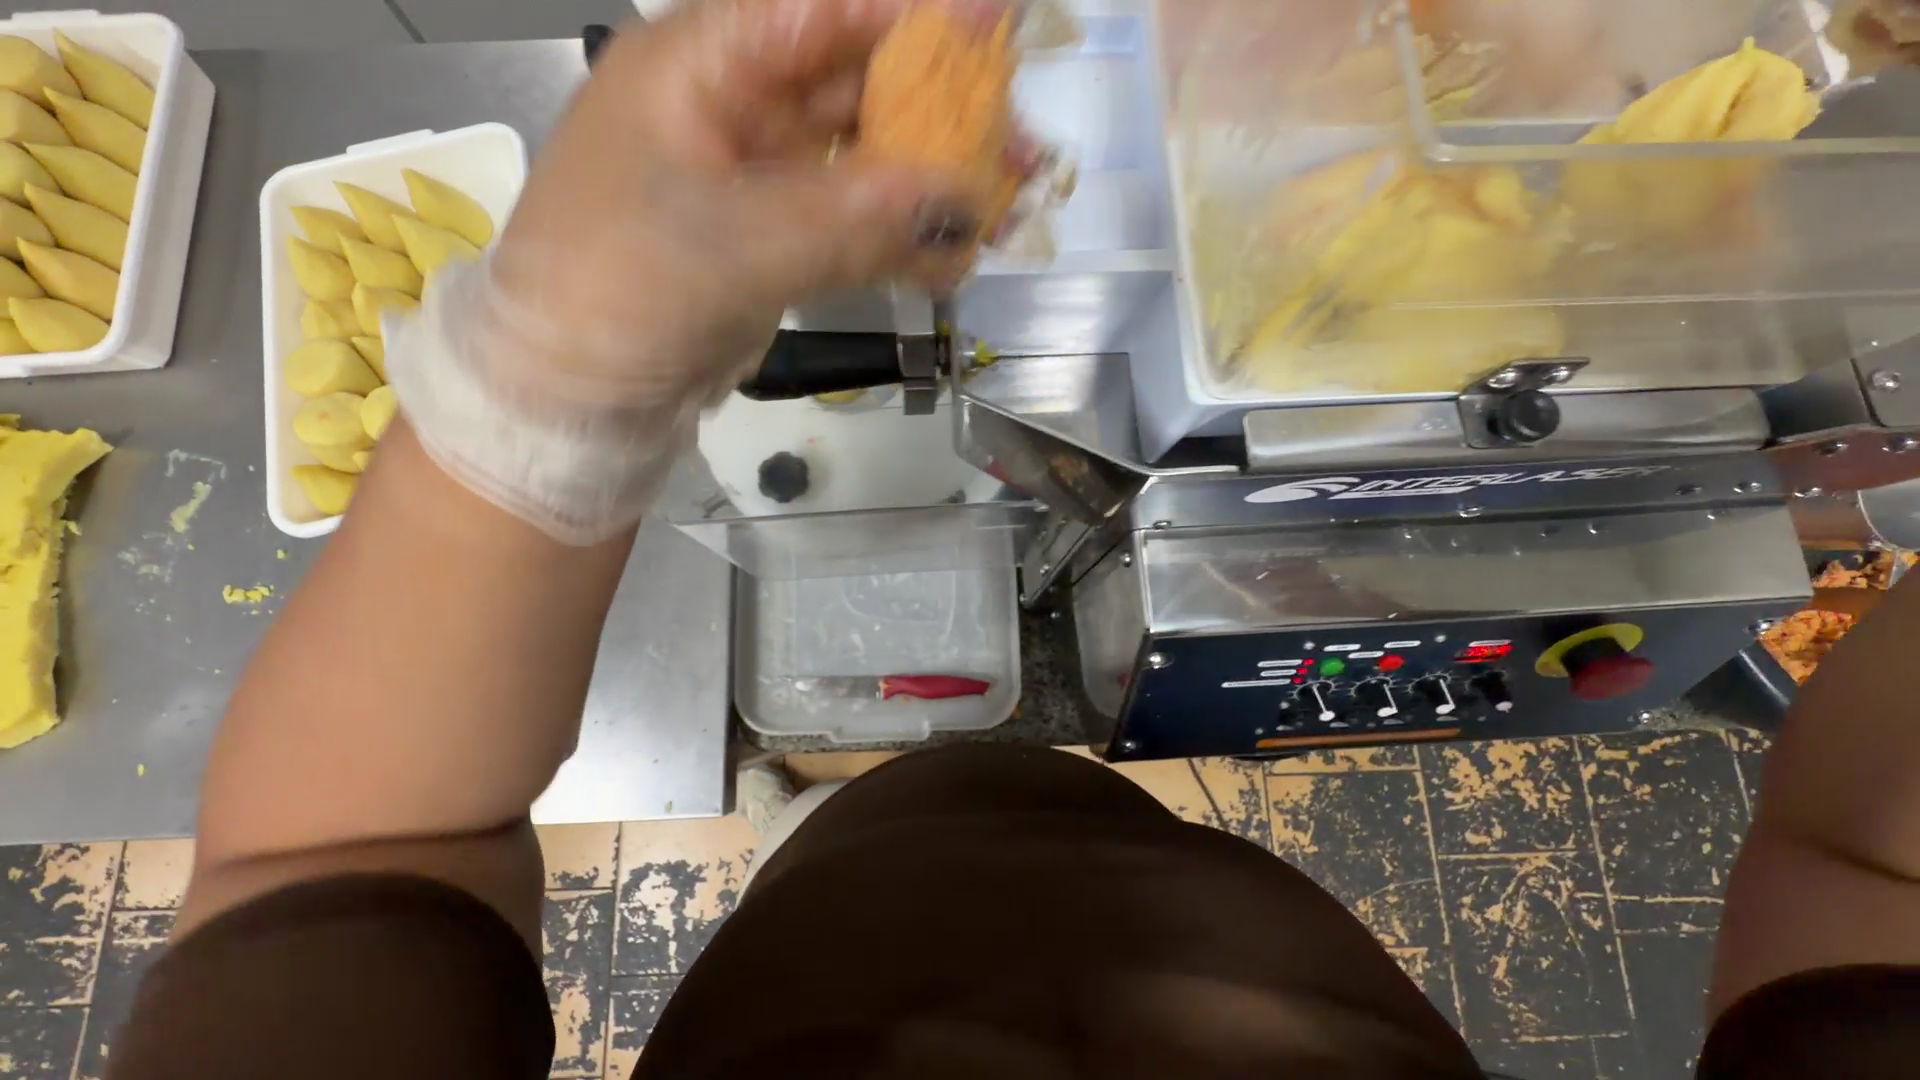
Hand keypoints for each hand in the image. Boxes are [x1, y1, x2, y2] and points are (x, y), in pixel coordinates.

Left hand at [388, 0, 1007, 543]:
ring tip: (1004, 208)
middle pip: (851, 87)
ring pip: (858, 166)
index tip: (992, 29)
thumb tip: (963, 198)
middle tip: (1017, 143)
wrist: (569, 399)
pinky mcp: (769, 250)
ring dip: (928, 187)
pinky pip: (849, 231)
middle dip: (936, 113)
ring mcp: (753, 187)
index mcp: (698, 68)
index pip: (818, 11)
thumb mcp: (733, 244)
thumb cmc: (619, 291)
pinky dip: (899, 246)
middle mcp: (730, 113)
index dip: (907, 16)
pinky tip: (952, 263)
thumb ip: (852, 216)